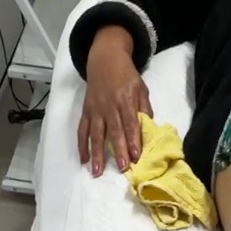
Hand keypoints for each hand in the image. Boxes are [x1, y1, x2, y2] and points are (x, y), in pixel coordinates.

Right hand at [80, 26, 153, 176]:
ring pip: (95, 134)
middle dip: (118, 150)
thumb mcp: (141, 88)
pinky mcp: (86, 111)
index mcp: (125, 99)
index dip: (133, 140)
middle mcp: (109, 105)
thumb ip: (144, 109)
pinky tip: (83, 160)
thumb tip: (149, 130)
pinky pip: (82, 130)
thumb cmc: (127, 76)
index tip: (135, 156)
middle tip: (121, 168)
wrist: (105, 58)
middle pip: (114, 131)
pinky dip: (82, 145)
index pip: (130, 123)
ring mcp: (95, 109)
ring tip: (97, 172)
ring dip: (96, 154)